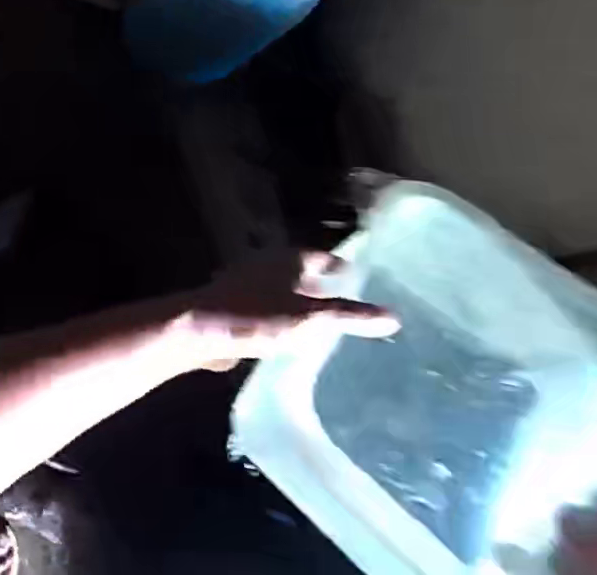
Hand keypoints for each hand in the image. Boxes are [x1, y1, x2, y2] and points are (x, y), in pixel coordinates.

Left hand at [175, 250, 398, 369]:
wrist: (202, 329)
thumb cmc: (257, 315)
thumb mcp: (311, 317)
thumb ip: (350, 316)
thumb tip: (394, 316)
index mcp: (284, 260)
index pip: (318, 255)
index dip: (338, 263)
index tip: (361, 274)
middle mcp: (265, 267)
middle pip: (301, 273)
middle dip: (325, 285)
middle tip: (355, 302)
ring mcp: (248, 287)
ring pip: (285, 292)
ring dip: (306, 304)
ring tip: (334, 324)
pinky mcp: (238, 308)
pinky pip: (271, 310)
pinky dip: (288, 319)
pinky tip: (300, 340)